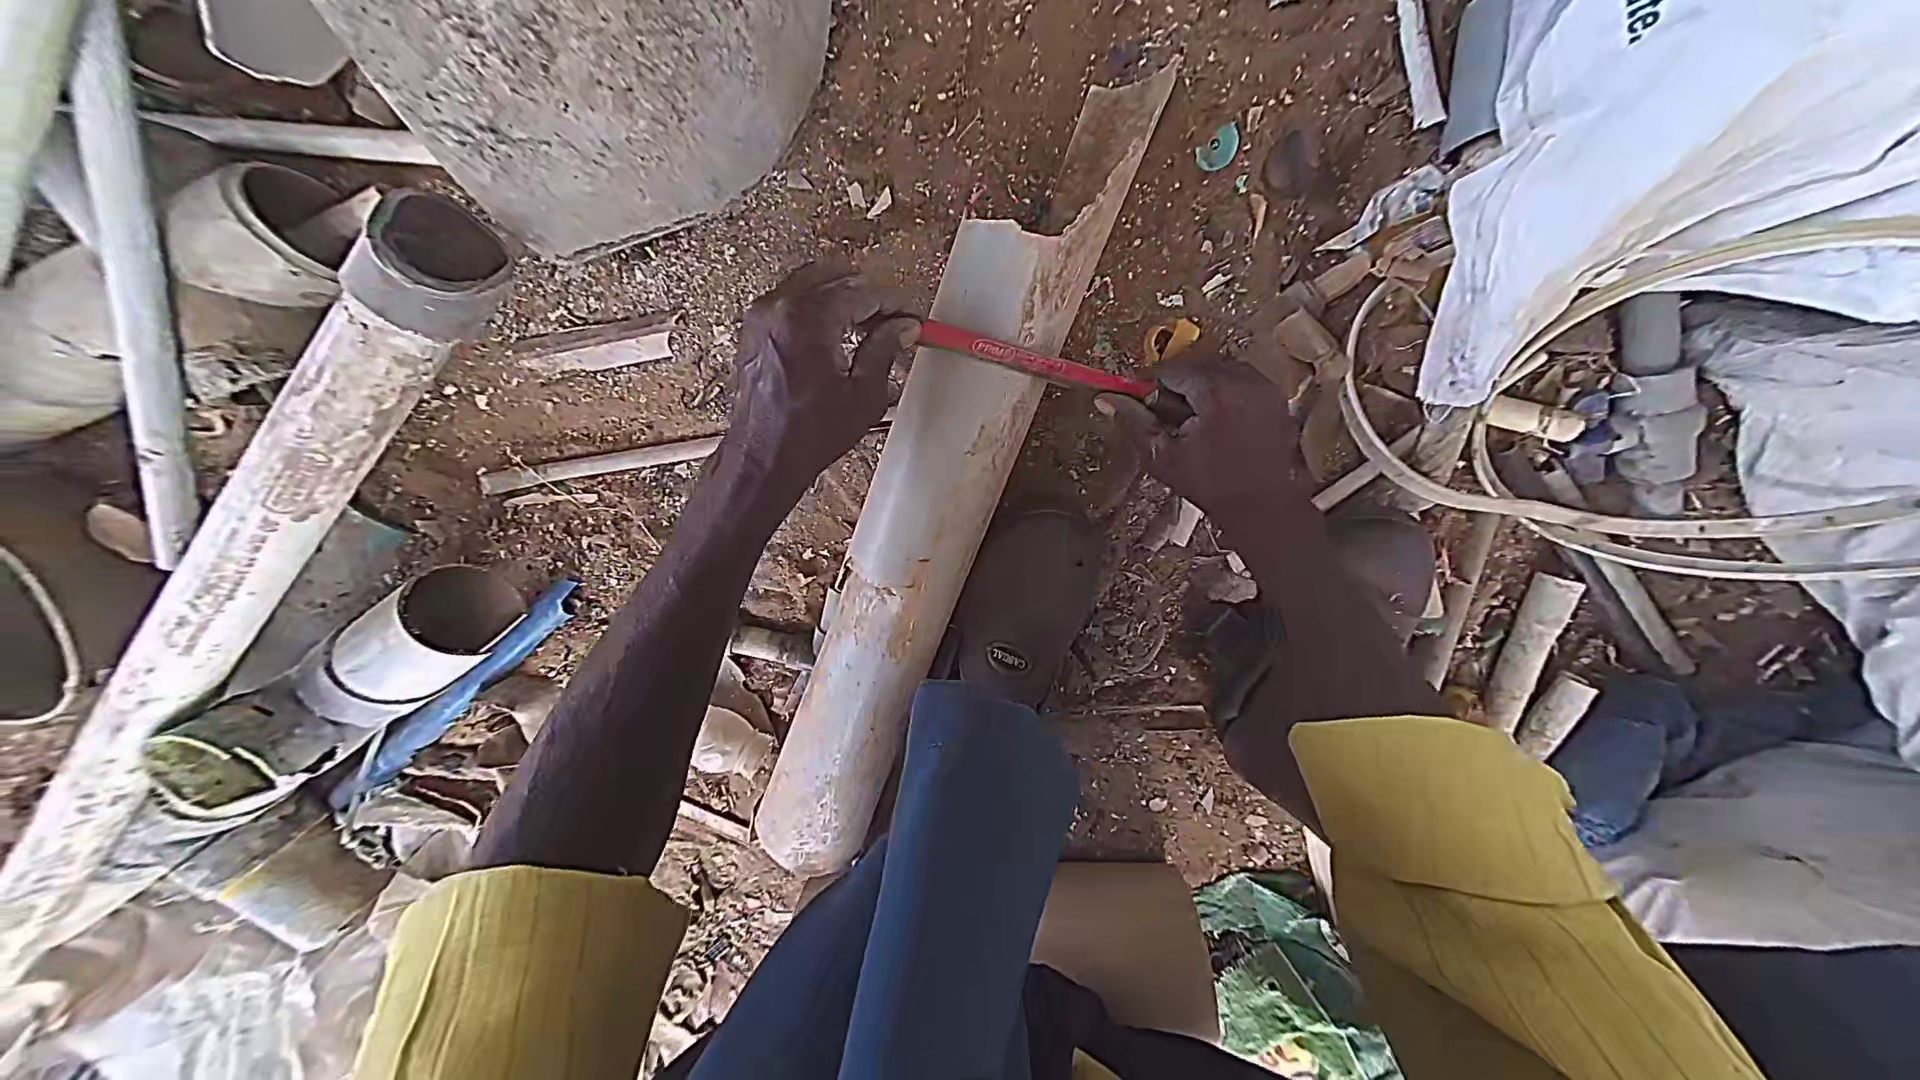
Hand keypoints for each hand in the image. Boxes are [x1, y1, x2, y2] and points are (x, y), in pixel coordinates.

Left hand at [723, 259, 920, 495]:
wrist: (763, 458)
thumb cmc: (807, 435)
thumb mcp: (862, 395)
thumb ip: (884, 351)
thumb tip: (903, 327)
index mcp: (808, 319)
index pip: (862, 293)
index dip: (893, 304)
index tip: (910, 317)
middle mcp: (779, 307)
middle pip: (836, 278)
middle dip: (869, 297)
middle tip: (894, 322)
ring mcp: (762, 316)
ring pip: (812, 284)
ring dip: (843, 299)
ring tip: (868, 328)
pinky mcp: (754, 330)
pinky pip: (792, 300)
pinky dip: (818, 307)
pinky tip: (838, 335)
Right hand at [1098, 350, 1311, 525]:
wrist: (1260, 505)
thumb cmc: (1208, 483)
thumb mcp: (1162, 455)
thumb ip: (1134, 422)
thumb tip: (1105, 399)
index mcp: (1215, 390)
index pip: (1172, 369)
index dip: (1149, 384)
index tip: (1137, 401)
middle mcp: (1244, 378)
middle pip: (1196, 366)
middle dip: (1176, 385)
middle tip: (1162, 413)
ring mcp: (1265, 386)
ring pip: (1219, 370)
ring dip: (1199, 386)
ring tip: (1188, 417)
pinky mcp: (1276, 397)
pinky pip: (1240, 380)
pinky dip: (1222, 391)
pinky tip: (1213, 419)